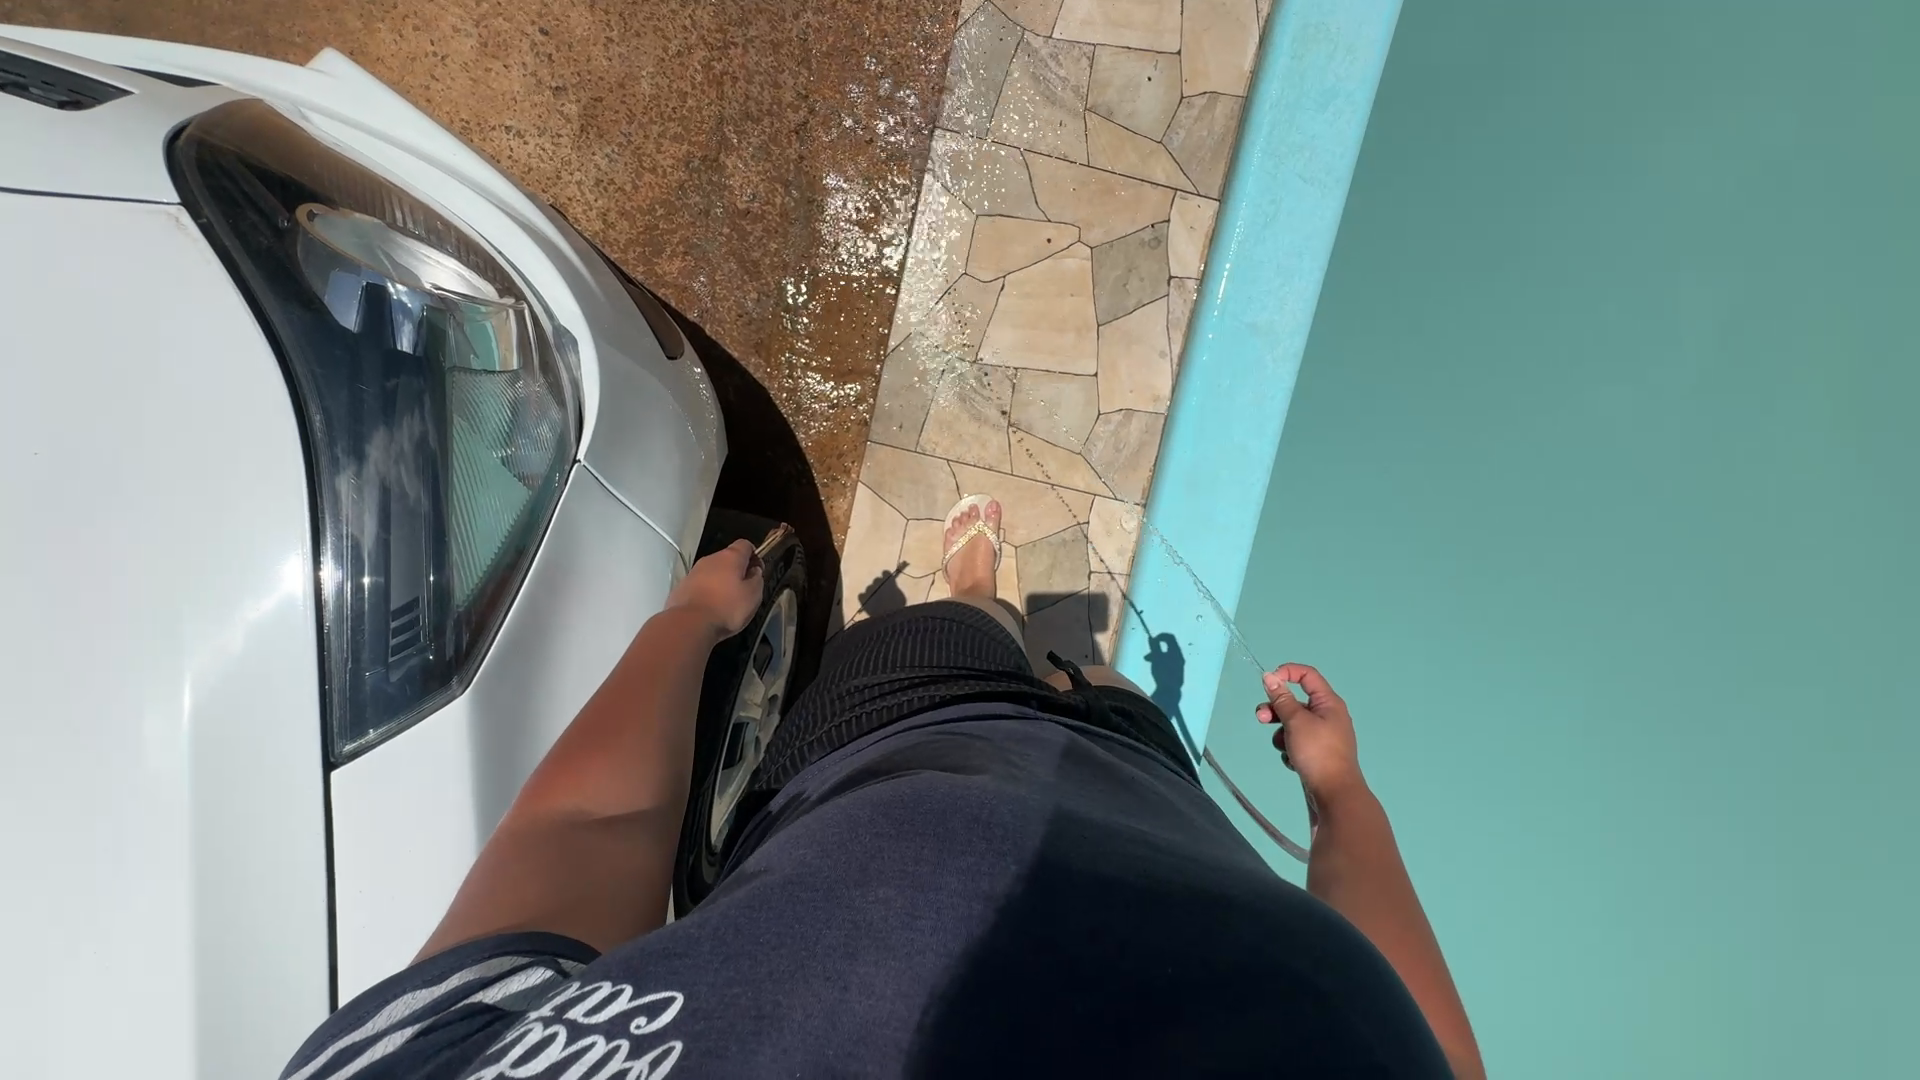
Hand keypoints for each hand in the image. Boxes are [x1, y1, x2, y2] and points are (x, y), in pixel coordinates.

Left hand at [666, 540, 764, 641]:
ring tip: (726, 602)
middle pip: (727, 558)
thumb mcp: (754, 595)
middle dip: (736, 571)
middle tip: (744, 590)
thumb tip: (754, 571)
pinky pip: (699, 585)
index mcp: (730, 557)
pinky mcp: (682, 587)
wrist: (690, 624)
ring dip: (720, 582)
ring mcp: (693, 572)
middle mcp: (710, 559)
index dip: (754, 555)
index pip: (745, 544)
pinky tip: (711, 608)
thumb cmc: (727, 608)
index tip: (757, 570)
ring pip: (712, 572)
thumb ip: (757, 578)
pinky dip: (706, 592)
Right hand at [1256, 663, 1366, 804]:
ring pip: (1291, 724)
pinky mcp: (1315, 753)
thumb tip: (1270, 677)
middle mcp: (1326, 716)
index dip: (1286, 672)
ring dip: (1282, 733)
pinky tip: (1293, 761)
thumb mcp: (1296, 721)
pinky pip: (1295, 742)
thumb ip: (1281, 698)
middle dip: (1275, 709)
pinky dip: (1290, 749)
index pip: (1307, 675)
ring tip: (1284, 747)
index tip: (1267, 682)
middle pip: (1294, 701)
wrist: (1334, 794)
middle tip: (1262, 718)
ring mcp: (1322, 736)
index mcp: (1328, 703)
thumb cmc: (1318, 752)